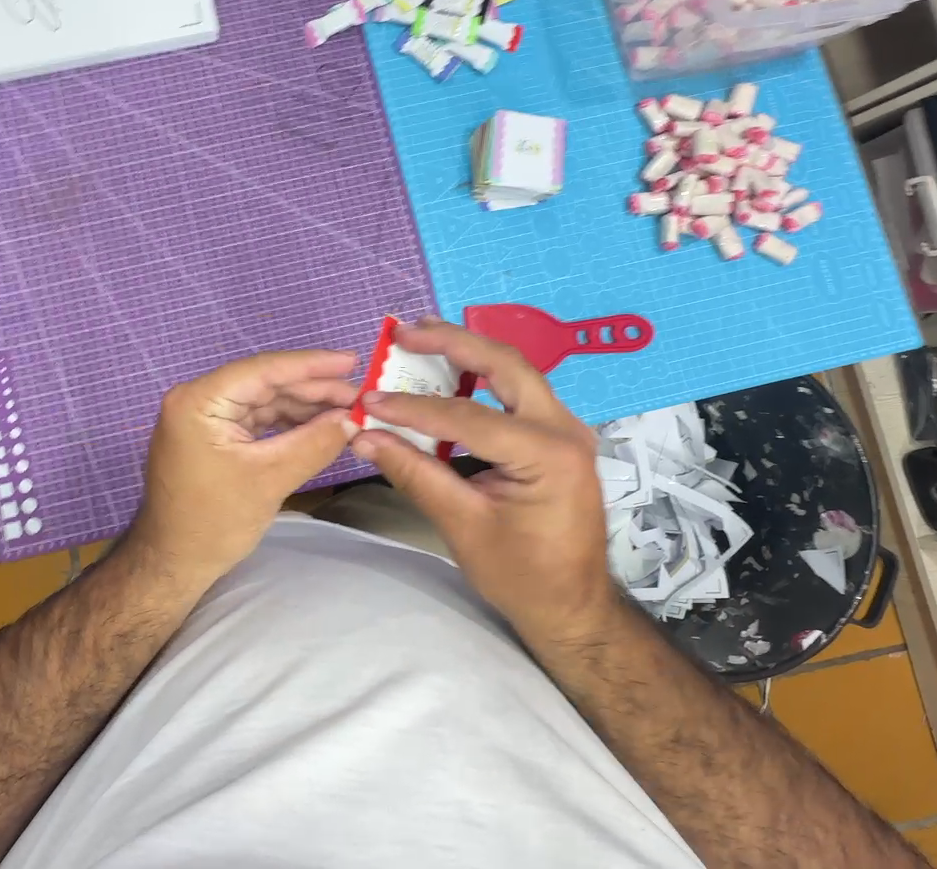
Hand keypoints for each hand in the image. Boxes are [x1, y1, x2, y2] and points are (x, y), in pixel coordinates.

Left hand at [126, 350, 358, 587]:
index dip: (311, 365)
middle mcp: (197, 399)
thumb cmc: (214, 522)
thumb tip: (354, 419)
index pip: (262, 371)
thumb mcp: (270, 479)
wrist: (174, 563)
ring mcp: (203, 418)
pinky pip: (255, 419)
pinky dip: (287, 422)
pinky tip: (319, 424)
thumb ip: (314, 443)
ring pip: (263, 400)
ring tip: (347, 409)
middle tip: (358, 393)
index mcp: (198, 400)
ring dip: (303, 405)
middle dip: (312, 388)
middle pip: (264, 383)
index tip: (352, 361)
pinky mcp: (212, 436)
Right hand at [350, 319, 624, 643]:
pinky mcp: (557, 435)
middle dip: (451, 342)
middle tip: (404, 331)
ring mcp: (566, 428)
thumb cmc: (521, 574)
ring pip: (514, 370)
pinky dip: (481, 375)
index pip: (467, 416)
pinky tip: (451, 370)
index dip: (412, 407)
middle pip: (504, 365)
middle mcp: (564, 428)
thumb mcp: (461, 525)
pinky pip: (517, 391)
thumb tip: (363, 436)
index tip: (368, 399)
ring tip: (423, 336)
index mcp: (547, 454)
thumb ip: (413, 473)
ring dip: (468, 351)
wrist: (572, 604)